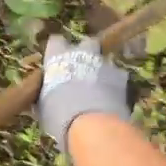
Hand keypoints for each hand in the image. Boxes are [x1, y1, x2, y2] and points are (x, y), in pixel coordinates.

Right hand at [37, 35, 131, 152]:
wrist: (91, 123)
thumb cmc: (58, 114)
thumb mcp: (44, 105)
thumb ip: (47, 93)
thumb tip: (47, 96)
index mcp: (57, 56)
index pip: (55, 42)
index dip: (57, 50)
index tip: (56, 60)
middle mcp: (81, 53)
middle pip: (86, 44)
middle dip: (85, 53)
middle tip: (81, 70)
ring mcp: (104, 63)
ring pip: (103, 60)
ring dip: (100, 71)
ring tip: (98, 89)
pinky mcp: (121, 77)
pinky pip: (117, 76)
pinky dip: (114, 85)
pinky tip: (111, 99)